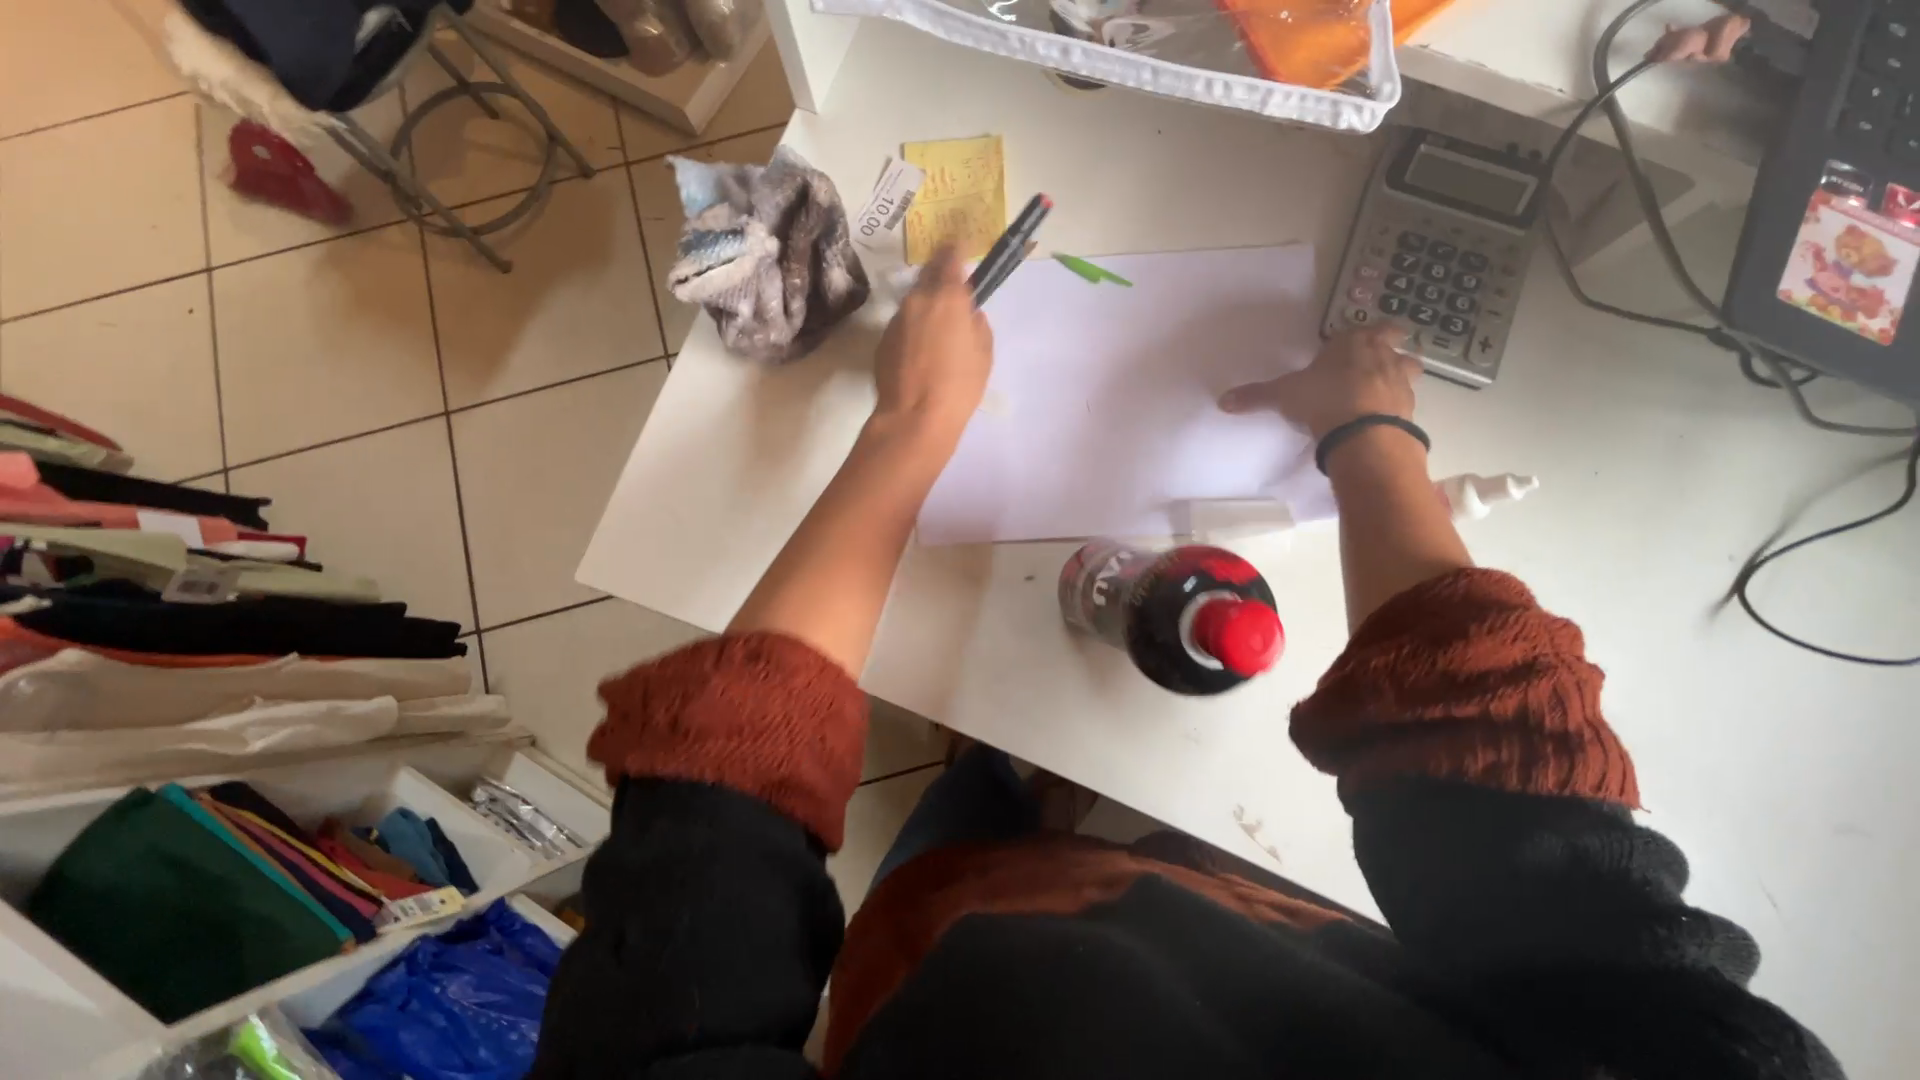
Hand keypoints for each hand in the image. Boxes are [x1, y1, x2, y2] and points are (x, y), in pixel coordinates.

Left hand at [873, 246, 993, 439]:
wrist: (915, 416)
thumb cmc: (959, 385)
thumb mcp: (983, 351)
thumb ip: (975, 323)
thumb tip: (967, 314)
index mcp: (948, 297)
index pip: (950, 257)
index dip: (956, 251)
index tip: (960, 249)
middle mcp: (918, 300)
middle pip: (928, 276)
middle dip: (940, 277)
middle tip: (952, 290)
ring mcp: (896, 320)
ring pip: (914, 302)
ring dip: (926, 307)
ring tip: (938, 332)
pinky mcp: (883, 340)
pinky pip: (903, 326)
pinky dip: (913, 331)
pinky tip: (921, 353)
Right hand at [1218, 324, 1420, 438]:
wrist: (1363, 430)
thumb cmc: (1323, 398)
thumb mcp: (1284, 395)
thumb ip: (1256, 396)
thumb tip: (1223, 401)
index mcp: (1353, 341)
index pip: (1360, 328)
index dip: (1355, 337)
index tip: (1346, 347)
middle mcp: (1382, 353)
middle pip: (1395, 339)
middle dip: (1388, 345)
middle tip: (1374, 359)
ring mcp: (1400, 378)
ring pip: (1409, 366)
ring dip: (1399, 372)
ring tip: (1382, 388)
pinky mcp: (1410, 405)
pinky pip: (1406, 398)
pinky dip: (1396, 403)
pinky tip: (1382, 415)